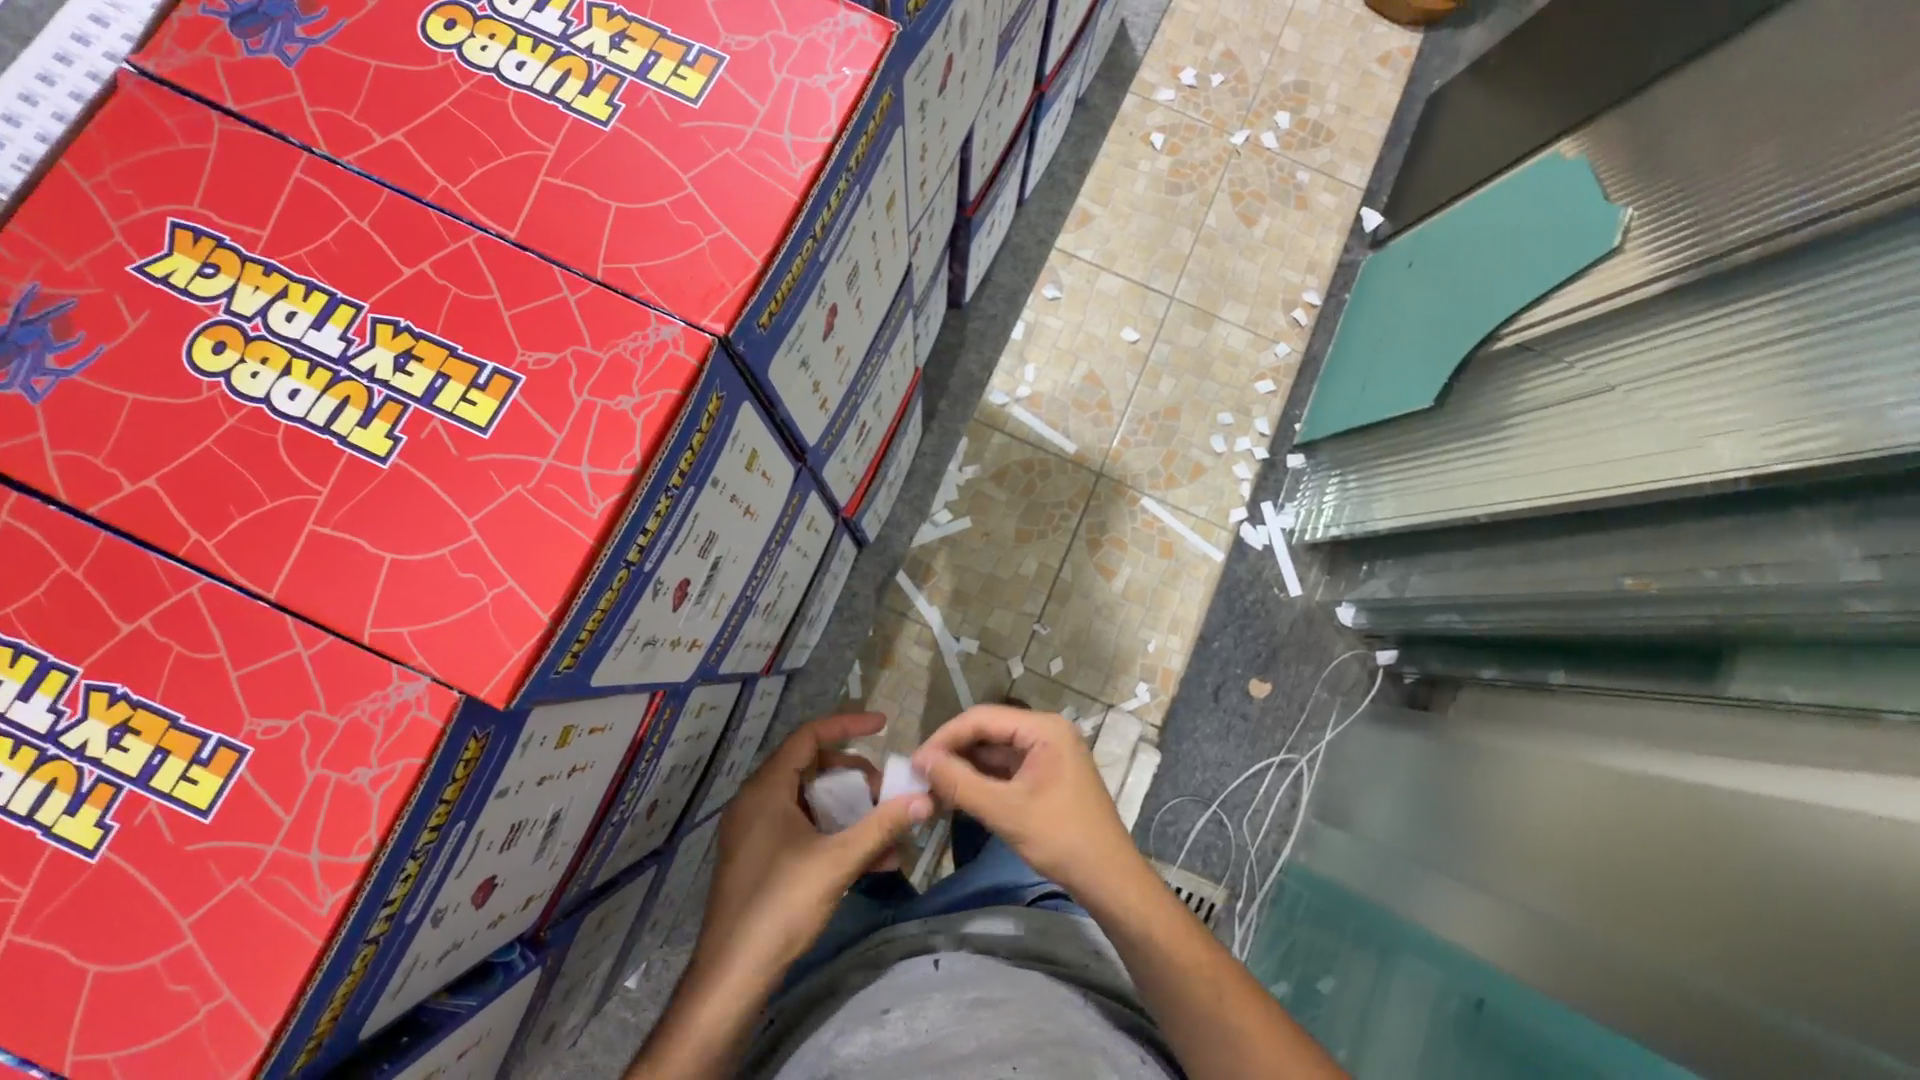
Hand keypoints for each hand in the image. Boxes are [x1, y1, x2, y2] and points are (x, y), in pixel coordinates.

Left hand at [697, 712, 932, 987]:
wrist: (734, 973)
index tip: (883, 724)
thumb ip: (882, 826)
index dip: (846, 725)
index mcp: (766, 790)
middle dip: (857, 779)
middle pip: (813, 770)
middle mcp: (757, 803)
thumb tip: (926, 798)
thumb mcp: (838, 861)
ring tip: (891, 831)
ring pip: (813, 805)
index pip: (808, 737)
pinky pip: (805, 832)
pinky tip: (875, 862)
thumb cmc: (781, 904)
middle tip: (888, 793)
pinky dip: (837, 838)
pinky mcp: (763, 861)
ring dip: (853, 814)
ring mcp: (758, 833)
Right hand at [912, 705, 1145, 897]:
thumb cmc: (1061, 838)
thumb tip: (921, 761)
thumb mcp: (1005, 811)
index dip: (945, 737)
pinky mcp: (1046, 777)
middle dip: (953, 752)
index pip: (982, 718)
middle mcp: (1047, 733)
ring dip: (965, 768)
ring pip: (995, 752)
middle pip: (988, 732)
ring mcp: (1048, 755)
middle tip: (919, 776)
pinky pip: (1006, 770)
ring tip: (932, 787)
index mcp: (1044, 729)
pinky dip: (981, 781)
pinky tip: (957, 796)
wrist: (1108, 878)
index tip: (915, 762)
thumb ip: (960, 782)